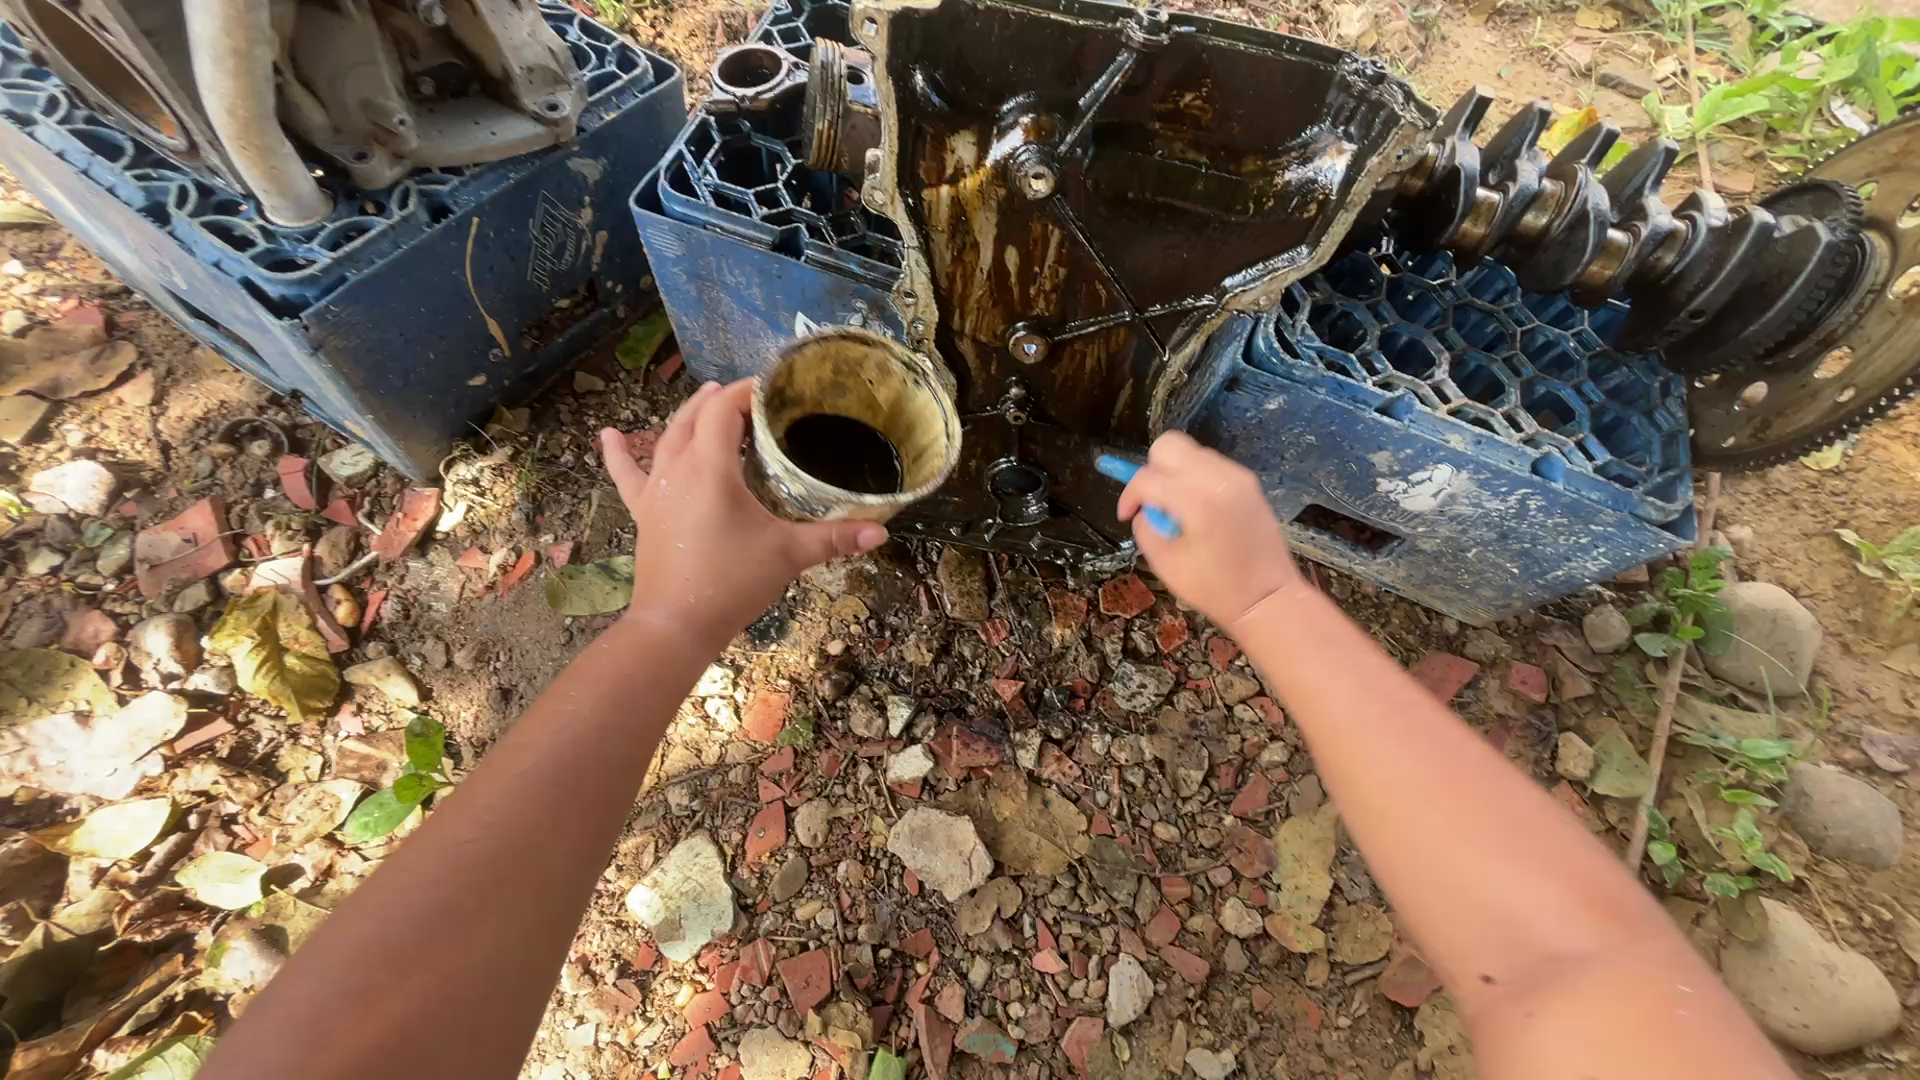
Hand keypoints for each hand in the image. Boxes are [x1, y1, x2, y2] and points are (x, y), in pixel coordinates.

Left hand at [600, 379, 887, 652]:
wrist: (676, 624)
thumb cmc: (732, 582)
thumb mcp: (788, 555)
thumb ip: (835, 539)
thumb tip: (882, 532)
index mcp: (711, 469)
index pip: (724, 410)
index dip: (747, 392)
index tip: (772, 388)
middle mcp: (678, 470)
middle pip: (694, 417)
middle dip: (720, 400)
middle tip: (748, 394)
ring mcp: (655, 491)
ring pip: (666, 438)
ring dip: (686, 415)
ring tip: (704, 397)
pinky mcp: (644, 513)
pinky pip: (627, 475)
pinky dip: (618, 454)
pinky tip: (607, 436)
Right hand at [1116, 432, 1304, 631]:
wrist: (1268, 598)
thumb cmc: (1214, 588)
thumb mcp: (1165, 563)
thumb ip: (1146, 527)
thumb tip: (1145, 509)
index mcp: (1196, 500)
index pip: (1147, 477)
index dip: (1129, 495)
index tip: (1127, 515)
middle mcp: (1218, 478)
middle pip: (1169, 445)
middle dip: (1151, 469)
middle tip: (1152, 501)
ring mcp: (1237, 477)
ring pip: (1191, 452)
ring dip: (1174, 473)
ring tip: (1177, 508)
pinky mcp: (1248, 483)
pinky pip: (1211, 466)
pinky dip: (1195, 478)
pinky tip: (1198, 510)